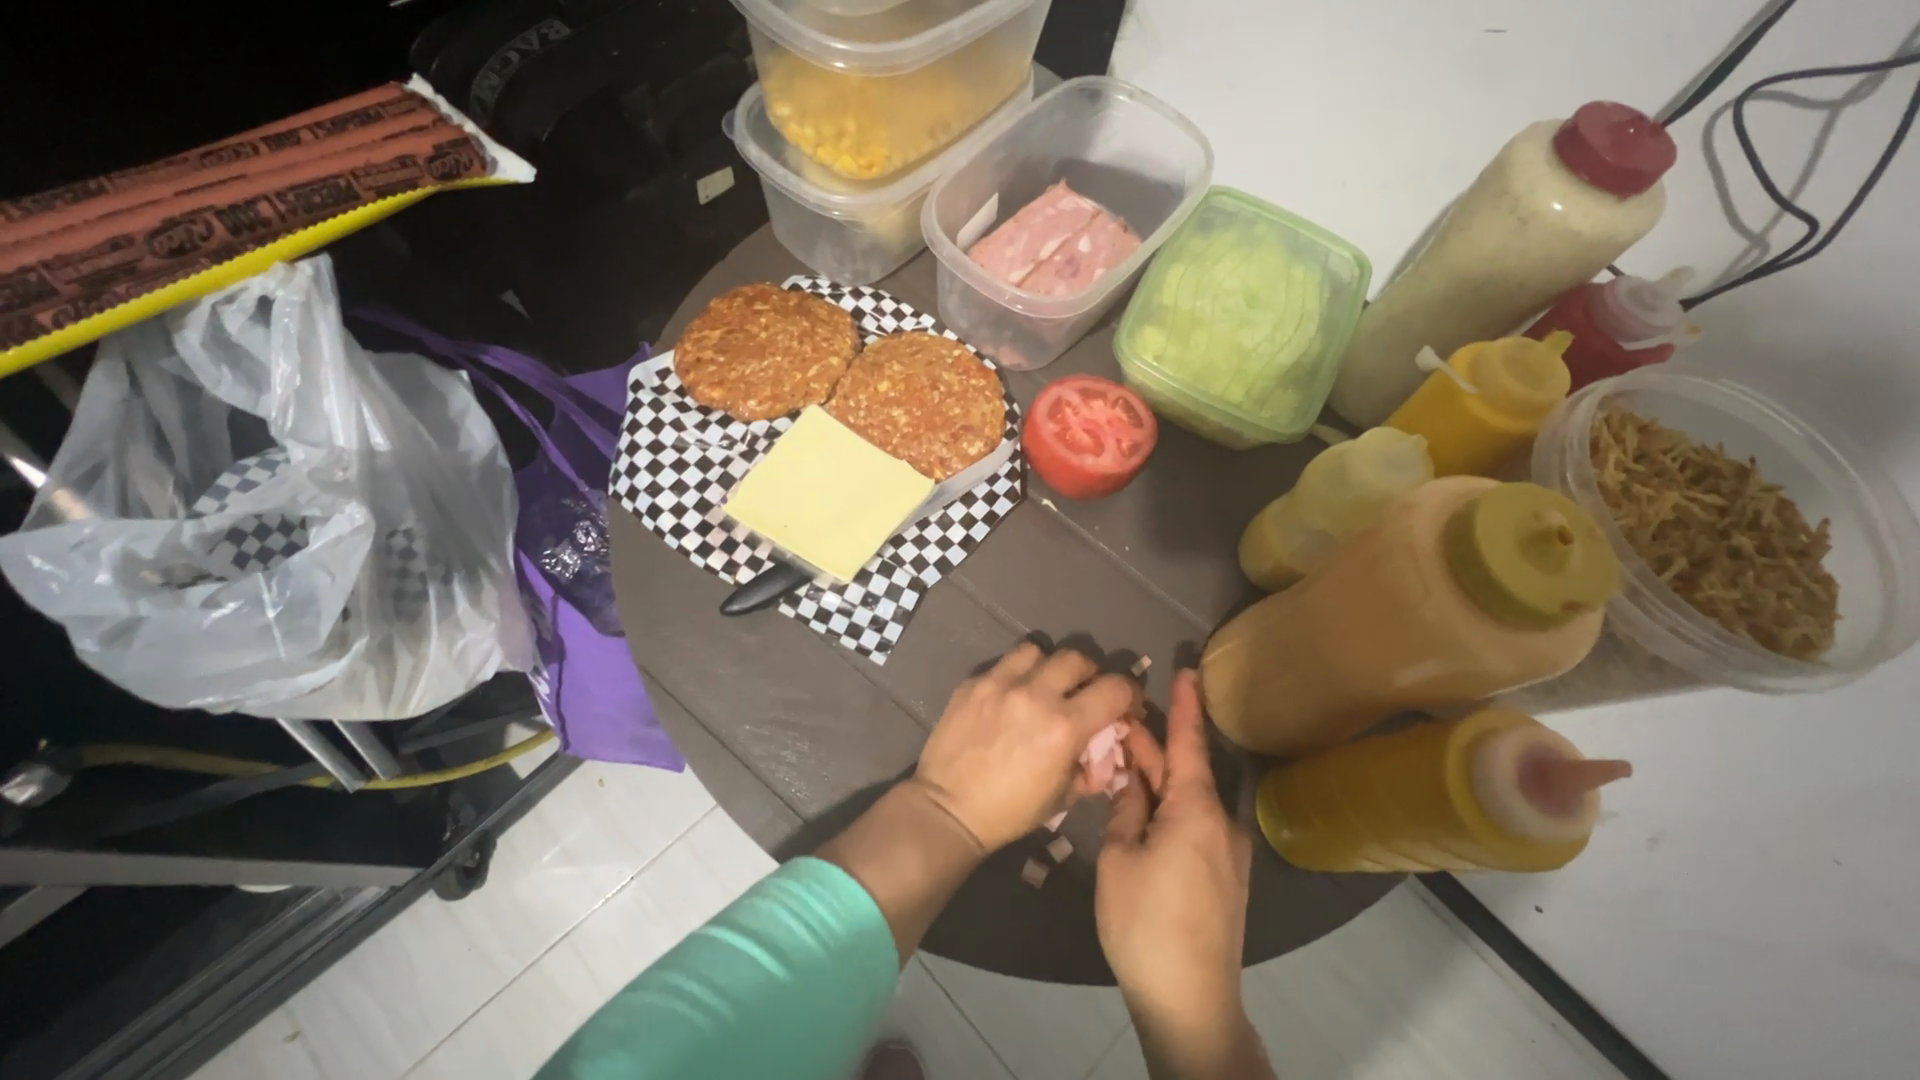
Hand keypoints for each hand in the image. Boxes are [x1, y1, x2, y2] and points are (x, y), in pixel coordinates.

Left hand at [913, 642, 1139, 851]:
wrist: (948, 809)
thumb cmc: (1010, 811)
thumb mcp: (1063, 797)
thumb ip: (1091, 766)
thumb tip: (1107, 748)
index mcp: (1065, 726)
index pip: (1116, 688)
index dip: (1129, 695)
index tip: (1124, 706)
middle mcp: (1035, 695)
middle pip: (1078, 658)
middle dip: (1089, 674)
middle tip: (1082, 692)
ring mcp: (1000, 684)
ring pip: (1038, 651)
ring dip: (1048, 666)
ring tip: (1043, 686)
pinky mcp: (972, 683)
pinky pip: (1003, 663)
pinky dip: (1015, 674)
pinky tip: (1009, 696)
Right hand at [1097, 670, 1253, 1031]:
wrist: (1190, 999)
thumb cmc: (1144, 923)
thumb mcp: (1118, 859)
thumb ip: (1126, 811)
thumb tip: (1131, 780)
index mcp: (1195, 810)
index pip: (1190, 743)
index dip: (1185, 706)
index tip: (1187, 669)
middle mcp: (1222, 823)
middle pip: (1187, 770)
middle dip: (1157, 745)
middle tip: (1123, 721)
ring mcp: (1228, 851)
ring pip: (1191, 798)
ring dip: (1161, 778)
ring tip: (1128, 763)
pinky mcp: (1225, 875)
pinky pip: (1197, 823)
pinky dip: (1172, 806)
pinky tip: (1146, 809)